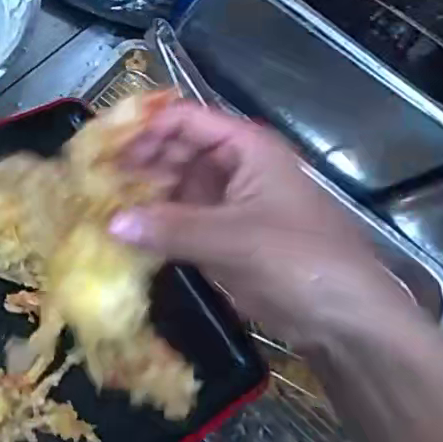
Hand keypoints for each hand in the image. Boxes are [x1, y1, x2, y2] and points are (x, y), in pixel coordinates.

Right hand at [110, 103, 417, 350]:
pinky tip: (128, 231)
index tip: (103, 143)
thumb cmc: (299, 260)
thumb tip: (111, 223)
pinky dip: (158, 222)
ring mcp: (231, 201)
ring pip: (178, 184)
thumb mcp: (233, 239)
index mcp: (246, 147)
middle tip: (94, 177)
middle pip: (178, 149)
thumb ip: (170, 228)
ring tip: (102, 203)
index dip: (145, 127)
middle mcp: (236, 166)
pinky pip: (184, 218)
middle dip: (139, 160)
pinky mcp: (227, 236)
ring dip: (145, 192)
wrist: (348, 321)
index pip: (186, 120)